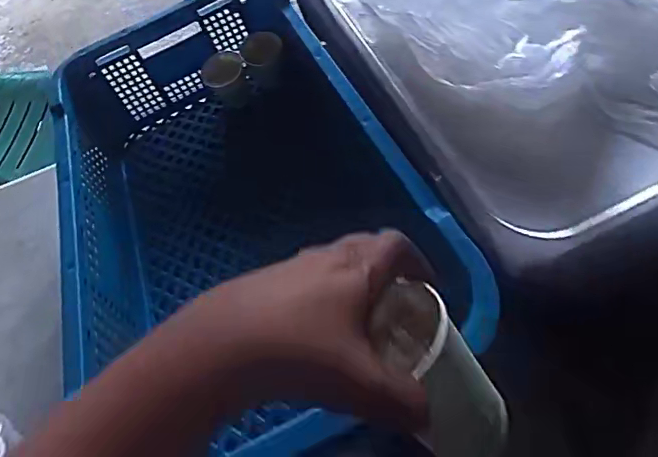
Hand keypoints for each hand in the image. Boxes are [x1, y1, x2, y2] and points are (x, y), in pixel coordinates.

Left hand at [157, 230, 435, 430]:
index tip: (429, 288)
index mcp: (357, 266)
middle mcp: (328, 255)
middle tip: (400, 308)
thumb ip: (404, 401)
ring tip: (363, 324)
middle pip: (367, 247)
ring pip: (337, 262)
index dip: (419, 261)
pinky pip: (311, 278)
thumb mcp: (363, 385)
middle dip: (389, 271)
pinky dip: (327, 296)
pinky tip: (321, 334)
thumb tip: (426, 413)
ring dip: (356, 283)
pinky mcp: (270, 280)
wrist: (227, 340)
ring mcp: (295, 264)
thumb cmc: (303, 350)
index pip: (397, 244)